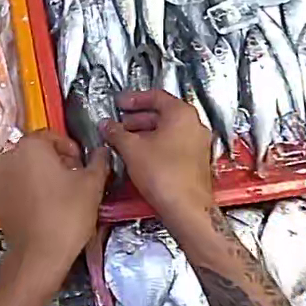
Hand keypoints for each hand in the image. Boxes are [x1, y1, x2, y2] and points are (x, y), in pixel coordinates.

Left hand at [0, 131, 108, 296]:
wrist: (39, 254)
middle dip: (56, 161)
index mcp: (30, 146)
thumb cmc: (67, 213)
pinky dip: (28, 191)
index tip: (82, 164)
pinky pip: (15, 187)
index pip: (52, 136)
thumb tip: (102, 151)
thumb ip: (98, 162)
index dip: (71, 148)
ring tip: (60, 194)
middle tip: (74, 179)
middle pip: (36, 151)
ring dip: (41, 175)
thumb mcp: (92, 185)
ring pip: (24, 168)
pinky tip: (44, 207)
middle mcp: (9, 157)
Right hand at [101, 90, 214, 232]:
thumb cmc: (165, 175)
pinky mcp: (196, 162)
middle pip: (162, 113)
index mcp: (182, 114)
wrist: (186, 209)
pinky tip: (139, 155)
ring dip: (145, 132)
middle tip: (119, 123)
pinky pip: (173, 145)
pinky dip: (156, 145)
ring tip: (125, 140)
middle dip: (137, 117)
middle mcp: (194, 126)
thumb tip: (107, 126)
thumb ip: (116, 132)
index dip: (134, 98)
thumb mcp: (131, 148)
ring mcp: (198, 145)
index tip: (120, 103)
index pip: (156, 96)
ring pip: (168, 130)